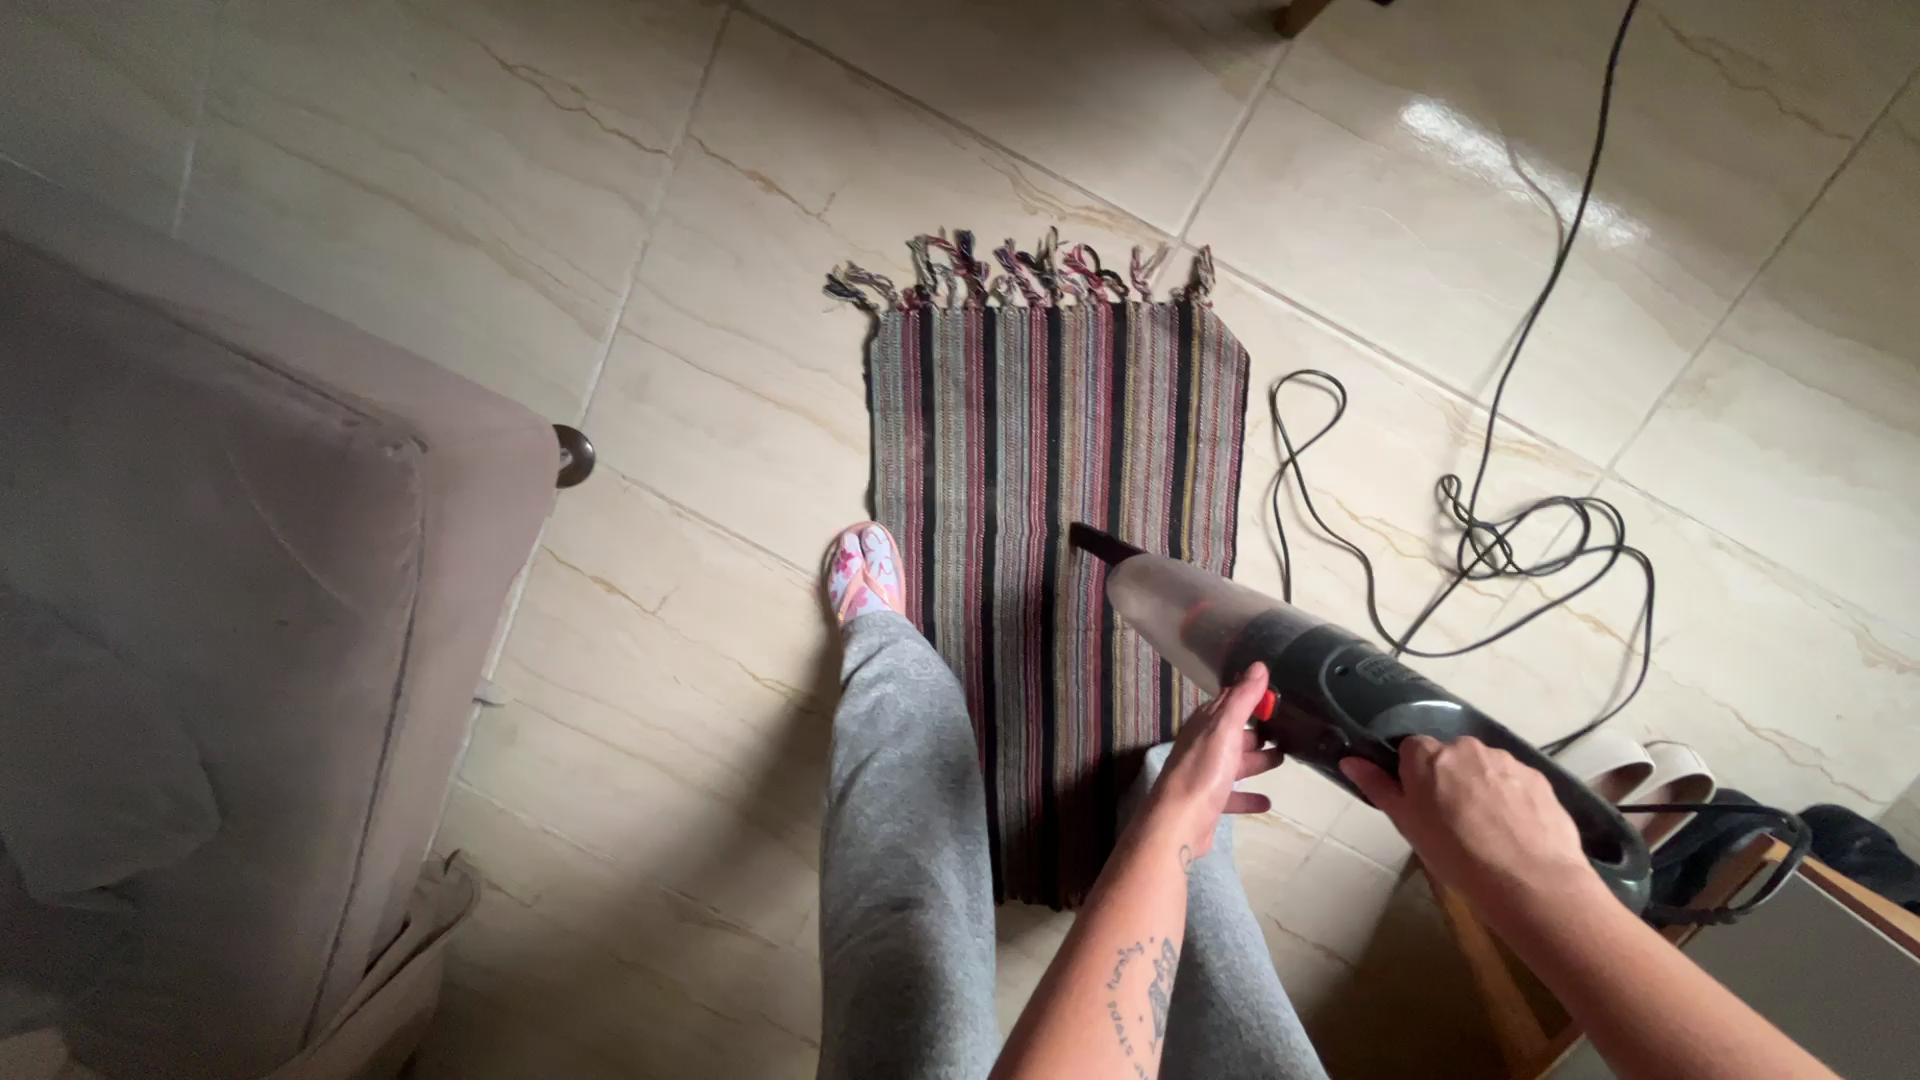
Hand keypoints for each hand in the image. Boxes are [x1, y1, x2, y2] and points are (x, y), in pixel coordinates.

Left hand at [1140, 663, 1286, 858]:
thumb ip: (1241, 700)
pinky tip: (1267, 801)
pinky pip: (1233, 795)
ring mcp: (1205, 774)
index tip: (1278, 696)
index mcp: (1204, 725)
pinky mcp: (1209, 801)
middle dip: (1257, 731)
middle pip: (1234, 734)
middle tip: (1288, 731)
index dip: (1251, 697)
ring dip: (1256, 760)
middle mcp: (1202, 746)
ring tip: (1283, 760)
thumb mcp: (1224, 730)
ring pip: (1234, 762)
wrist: (1179, 822)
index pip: (1228, 703)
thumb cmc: (1202, 772)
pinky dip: (1249, 796)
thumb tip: (1258, 666)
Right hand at [1341, 735, 1603, 906]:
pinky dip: (1512, 798)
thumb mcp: (1406, 824)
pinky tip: (1515, 830)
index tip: (1421, 802)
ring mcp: (1506, 761)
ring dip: (1481, 786)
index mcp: (1427, 755)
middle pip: (1450, 755)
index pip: (1411, 748)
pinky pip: (1515, 781)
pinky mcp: (1540, 779)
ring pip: (1484, 767)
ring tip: (1489, 827)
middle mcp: (1466, 748)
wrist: (1530, 883)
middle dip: (1450, 777)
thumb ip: (1377, 786)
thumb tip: (1350, 760)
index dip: (1414, 775)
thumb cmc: (1455, 854)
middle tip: (1453, 817)